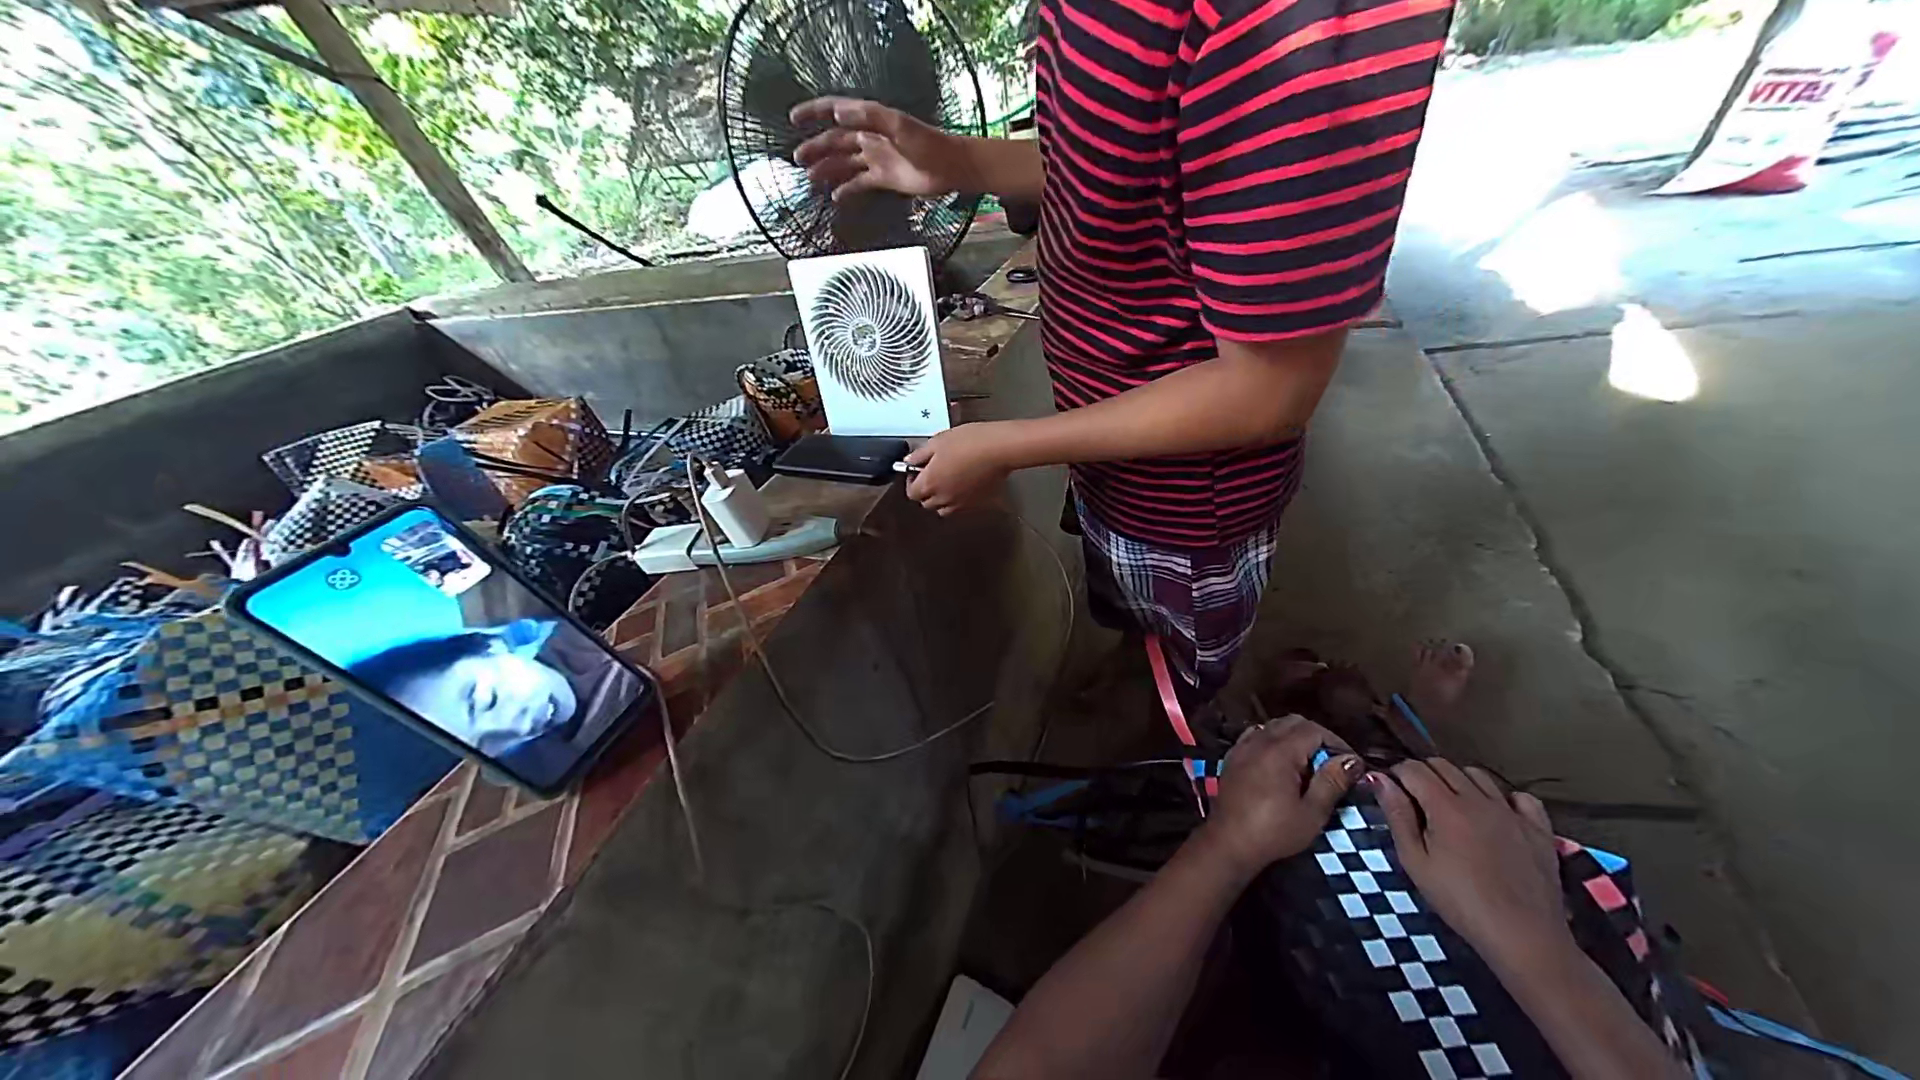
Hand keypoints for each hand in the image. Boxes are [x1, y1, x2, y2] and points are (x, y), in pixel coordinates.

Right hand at [791, 97, 968, 200]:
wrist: (949, 167)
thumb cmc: (928, 144)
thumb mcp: (898, 125)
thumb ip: (869, 116)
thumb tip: (838, 112)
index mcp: (870, 121)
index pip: (836, 112)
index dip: (814, 113)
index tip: (794, 118)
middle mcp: (870, 138)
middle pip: (835, 142)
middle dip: (815, 148)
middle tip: (797, 159)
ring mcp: (876, 158)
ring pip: (844, 163)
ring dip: (827, 169)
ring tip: (811, 178)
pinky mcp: (884, 178)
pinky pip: (859, 183)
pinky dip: (847, 189)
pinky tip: (836, 196)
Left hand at [904, 422, 1016, 514]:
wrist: (1000, 449)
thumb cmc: (969, 441)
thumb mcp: (938, 441)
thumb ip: (920, 454)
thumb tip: (909, 462)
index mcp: (929, 484)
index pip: (912, 493)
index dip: (912, 481)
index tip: (917, 470)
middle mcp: (943, 498)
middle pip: (927, 503)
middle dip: (927, 491)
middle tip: (933, 474)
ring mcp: (962, 504)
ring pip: (944, 509)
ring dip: (942, 499)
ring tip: (949, 483)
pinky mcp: (978, 504)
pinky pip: (963, 507)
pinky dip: (960, 500)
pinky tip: (965, 484)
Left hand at [1201, 715, 1361, 877]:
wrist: (1230, 841)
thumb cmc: (1275, 830)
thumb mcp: (1312, 812)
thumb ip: (1332, 782)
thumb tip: (1352, 760)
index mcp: (1279, 751)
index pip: (1313, 730)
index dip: (1336, 743)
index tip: (1350, 764)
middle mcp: (1258, 741)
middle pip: (1292, 723)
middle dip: (1316, 737)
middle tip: (1332, 763)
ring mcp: (1242, 747)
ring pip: (1273, 727)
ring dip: (1294, 737)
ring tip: (1308, 765)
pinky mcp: (1232, 757)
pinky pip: (1256, 736)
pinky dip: (1272, 741)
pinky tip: (1280, 764)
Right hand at [1371, 759, 1570, 969]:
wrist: (1524, 938)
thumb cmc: (1460, 901)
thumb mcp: (1415, 861)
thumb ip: (1397, 815)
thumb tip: (1378, 779)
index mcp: (1446, 807)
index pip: (1413, 768)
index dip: (1396, 773)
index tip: (1390, 790)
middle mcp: (1480, 801)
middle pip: (1444, 765)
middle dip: (1423, 773)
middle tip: (1415, 798)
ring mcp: (1513, 813)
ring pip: (1479, 774)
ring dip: (1459, 780)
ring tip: (1451, 804)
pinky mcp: (1540, 830)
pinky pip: (1521, 797)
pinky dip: (1504, 797)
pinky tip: (1496, 813)